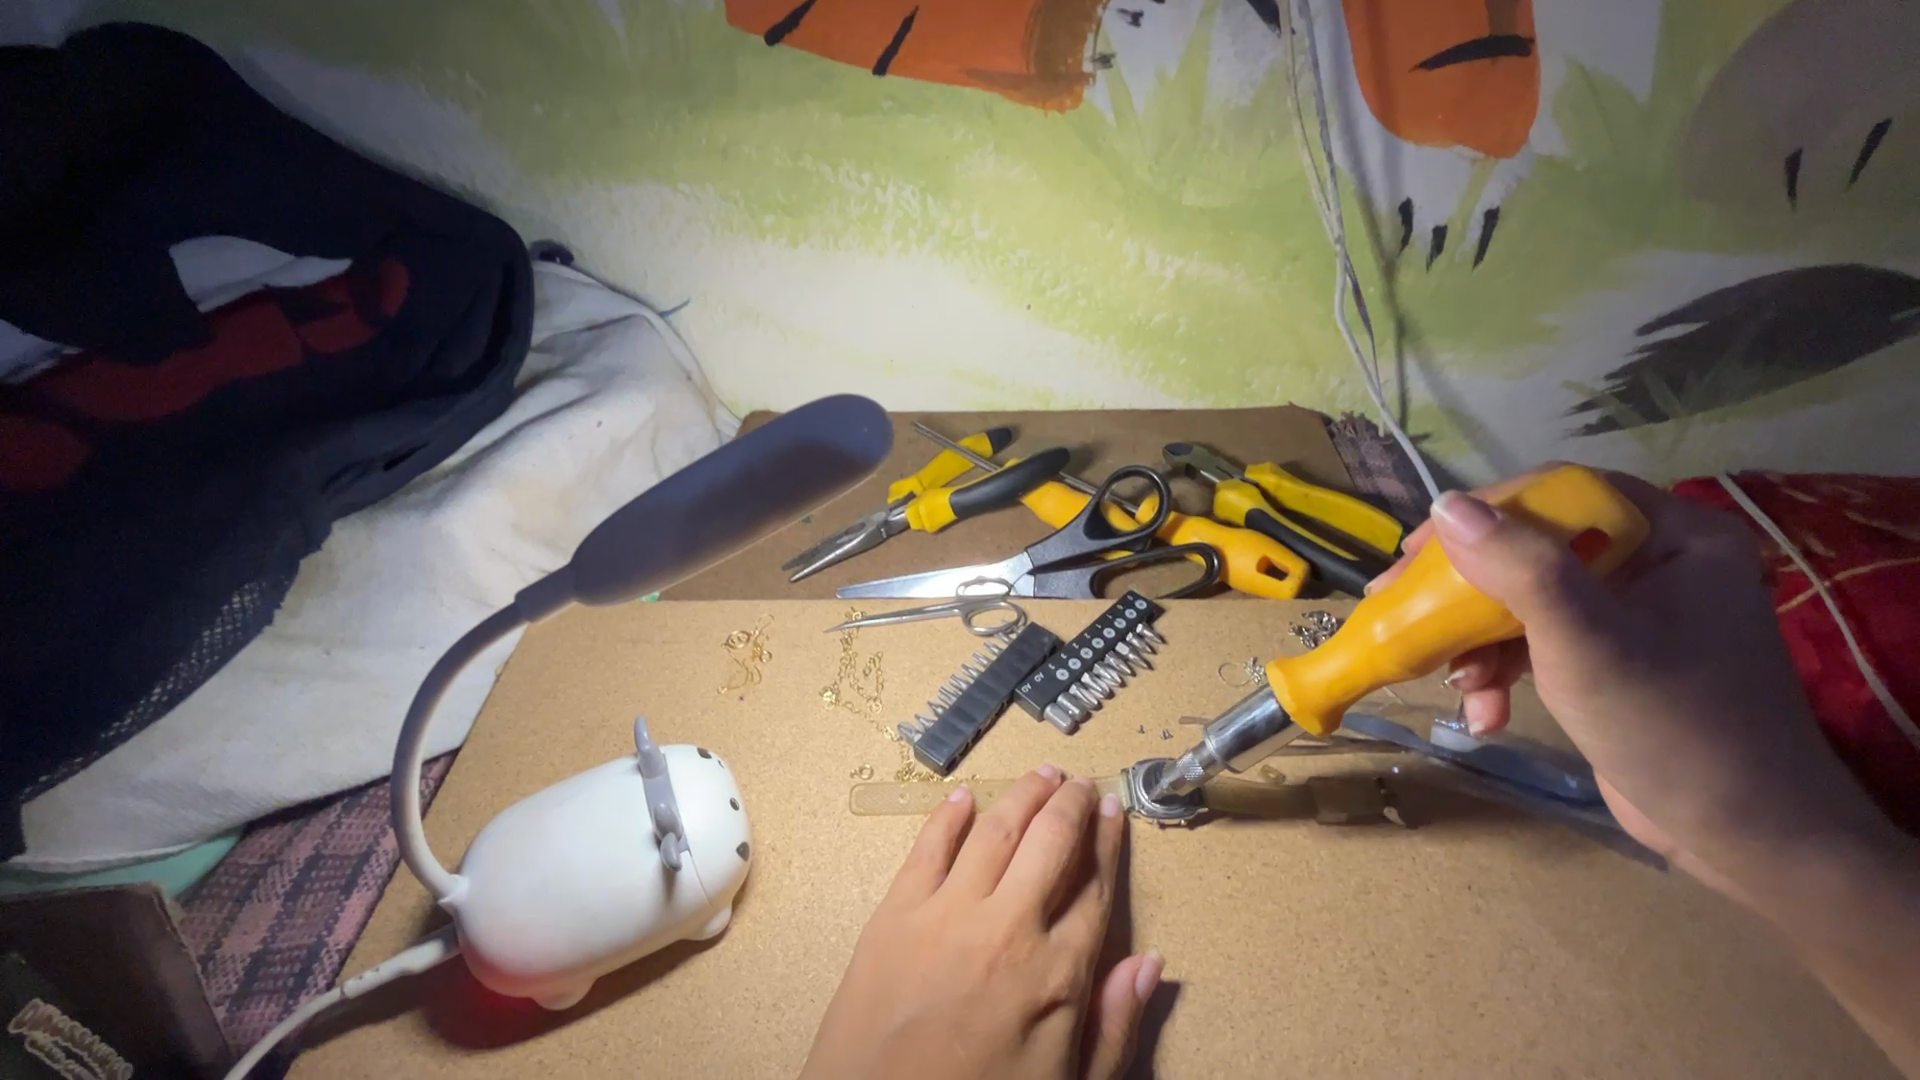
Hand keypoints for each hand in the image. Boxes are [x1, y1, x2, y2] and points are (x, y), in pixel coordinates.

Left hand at [800, 766, 1162, 1079]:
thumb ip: (1115, 1026)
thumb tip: (1149, 962)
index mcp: (1057, 974)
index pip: (1095, 886)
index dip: (1107, 842)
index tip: (1112, 809)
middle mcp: (1009, 927)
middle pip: (1051, 842)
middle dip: (1071, 804)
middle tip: (1079, 783)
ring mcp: (949, 913)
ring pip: (997, 829)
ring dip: (1023, 794)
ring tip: (1041, 774)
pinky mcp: (896, 911)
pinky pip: (929, 847)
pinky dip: (949, 815)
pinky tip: (965, 795)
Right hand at [1374, 469, 1897, 900]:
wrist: (1742, 836)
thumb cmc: (1671, 725)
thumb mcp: (1584, 640)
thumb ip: (1519, 566)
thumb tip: (1446, 505)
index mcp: (1675, 536)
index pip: (1560, 493)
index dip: (1483, 514)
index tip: (1418, 551)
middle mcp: (1655, 562)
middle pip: (1531, 548)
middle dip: (1465, 591)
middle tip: (1402, 607)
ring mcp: (1633, 611)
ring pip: (1523, 599)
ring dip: (1477, 643)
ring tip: (1456, 684)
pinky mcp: (1611, 654)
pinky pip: (1536, 639)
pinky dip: (1503, 671)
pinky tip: (1485, 712)